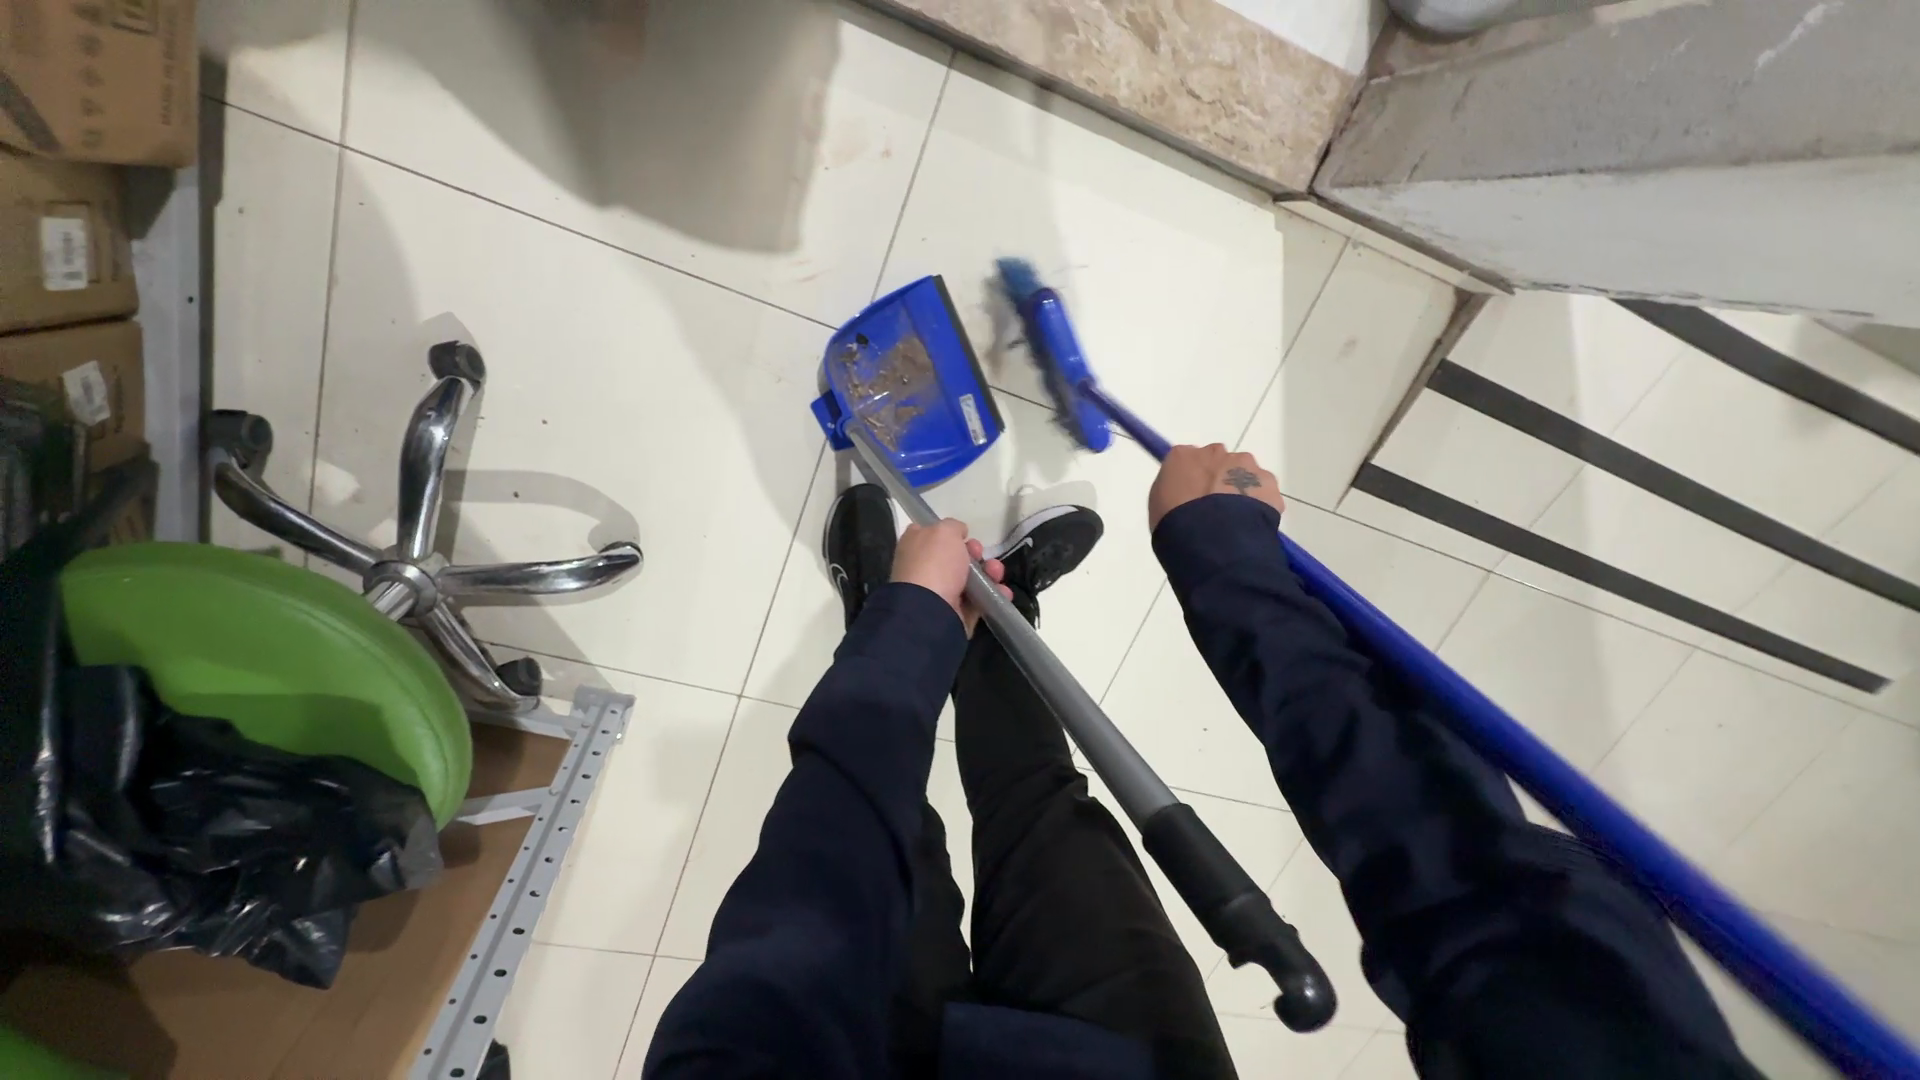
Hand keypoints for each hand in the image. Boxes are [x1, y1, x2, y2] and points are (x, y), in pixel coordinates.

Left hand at [892, 518, 1011, 634]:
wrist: (932, 610)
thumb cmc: (934, 564)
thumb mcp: (944, 531)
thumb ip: (953, 527)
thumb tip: (958, 533)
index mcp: (914, 547)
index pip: (929, 534)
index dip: (949, 532)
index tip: (964, 534)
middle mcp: (924, 569)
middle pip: (955, 557)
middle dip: (974, 553)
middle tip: (979, 553)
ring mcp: (939, 593)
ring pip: (970, 579)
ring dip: (989, 573)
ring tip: (996, 573)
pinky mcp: (956, 612)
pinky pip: (979, 601)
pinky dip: (993, 595)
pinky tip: (1003, 592)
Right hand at [1147, 444, 1283, 531]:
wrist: (1212, 538)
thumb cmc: (1174, 523)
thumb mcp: (1158, 506)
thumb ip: (1172, 491)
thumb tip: (1184, 493)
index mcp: (1182, 456)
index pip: (1185, 460)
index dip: (1190, 478)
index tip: (1189, 496)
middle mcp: (1214, 452)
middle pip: (1216, 461)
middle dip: (1216, 478)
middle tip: (1213, 508)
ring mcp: (1244, 465)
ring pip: (1242, 473)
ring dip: (1239, 488)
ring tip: (1234, 518)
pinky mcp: (1268, 481)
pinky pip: (1262, 490)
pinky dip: (1258, 502)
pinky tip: (1250, 523)